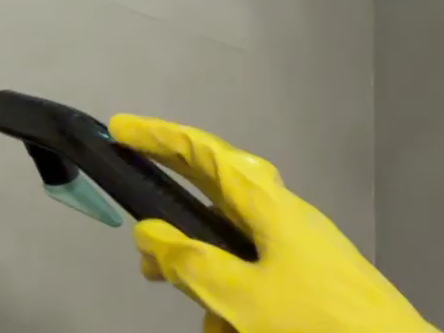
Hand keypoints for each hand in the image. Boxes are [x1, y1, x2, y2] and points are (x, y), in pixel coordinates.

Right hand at [109, 115, 437, 332]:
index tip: (118, 130)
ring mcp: (304, 255)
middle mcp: (286, 218)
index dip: (158, 135)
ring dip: (203, 273)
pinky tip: (226, 332)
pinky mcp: (316, 290)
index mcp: (270, 205)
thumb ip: (190, 262)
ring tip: (185, 306)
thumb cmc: (324, 326)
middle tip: (138, 231)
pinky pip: (257, 280)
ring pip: (233, 247)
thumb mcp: (245, 299)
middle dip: (172, 211)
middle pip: (215, 193)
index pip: (204, 151)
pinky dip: (233, 300)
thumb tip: (149, 233)